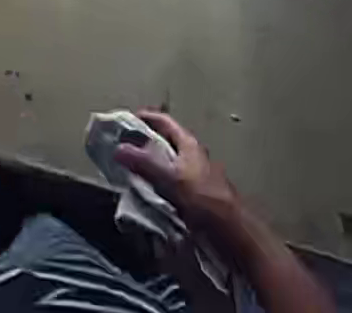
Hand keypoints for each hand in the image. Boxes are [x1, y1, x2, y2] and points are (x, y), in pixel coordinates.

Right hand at [114, 110, 241, 229]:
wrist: (235, 235)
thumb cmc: (204, 199)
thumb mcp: (170, 178)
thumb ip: (143, 161)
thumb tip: (117, 148)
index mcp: (188, 143)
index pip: (163, 120)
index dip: (143, 117)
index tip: (123, 120)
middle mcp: (193, 154)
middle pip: (164, 139)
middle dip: (143, 140)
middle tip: (122, 144)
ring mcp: (195, 174)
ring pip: (167, 160)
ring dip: (149, 161)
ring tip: (129, 166)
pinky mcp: (196, 193)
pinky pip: (170, 179)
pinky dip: (156, 178)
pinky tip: (146, 187)